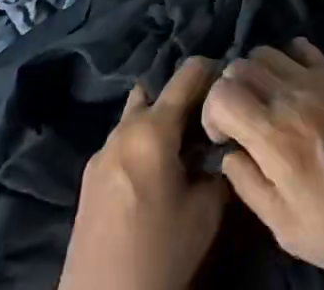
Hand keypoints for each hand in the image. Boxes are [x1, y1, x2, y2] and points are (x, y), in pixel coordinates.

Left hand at [61, 58, 227, 289]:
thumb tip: (219, 149)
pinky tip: (161, 170)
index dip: (214, 71)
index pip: (187, 74)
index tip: (233, 88)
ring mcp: (101, 153)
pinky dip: (145, 140)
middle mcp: (123, 131)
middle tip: (211, 119)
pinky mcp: (89, 177)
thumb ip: (218, 167)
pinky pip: (124, 140)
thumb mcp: (207, 210)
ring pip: (138, 115)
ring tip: (187, 146)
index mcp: (152, 130)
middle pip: (158, 91)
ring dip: (162, 119)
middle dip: (186, 97)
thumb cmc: (160, 253)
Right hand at [201, 39, 323, 277]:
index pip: (222, 93)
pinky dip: (286, 58)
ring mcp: (318, 81)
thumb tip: (229, 155)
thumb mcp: (288, 229)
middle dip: (229, 89)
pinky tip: (290, 84)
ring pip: (266, 51)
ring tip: (263, 102)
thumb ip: (250, 187)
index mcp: (275, 138)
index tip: (222, 137)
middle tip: (239, 118)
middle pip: (240, 65)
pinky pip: (301, 47)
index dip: (211, 112)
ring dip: (255, 72)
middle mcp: (293, 98)